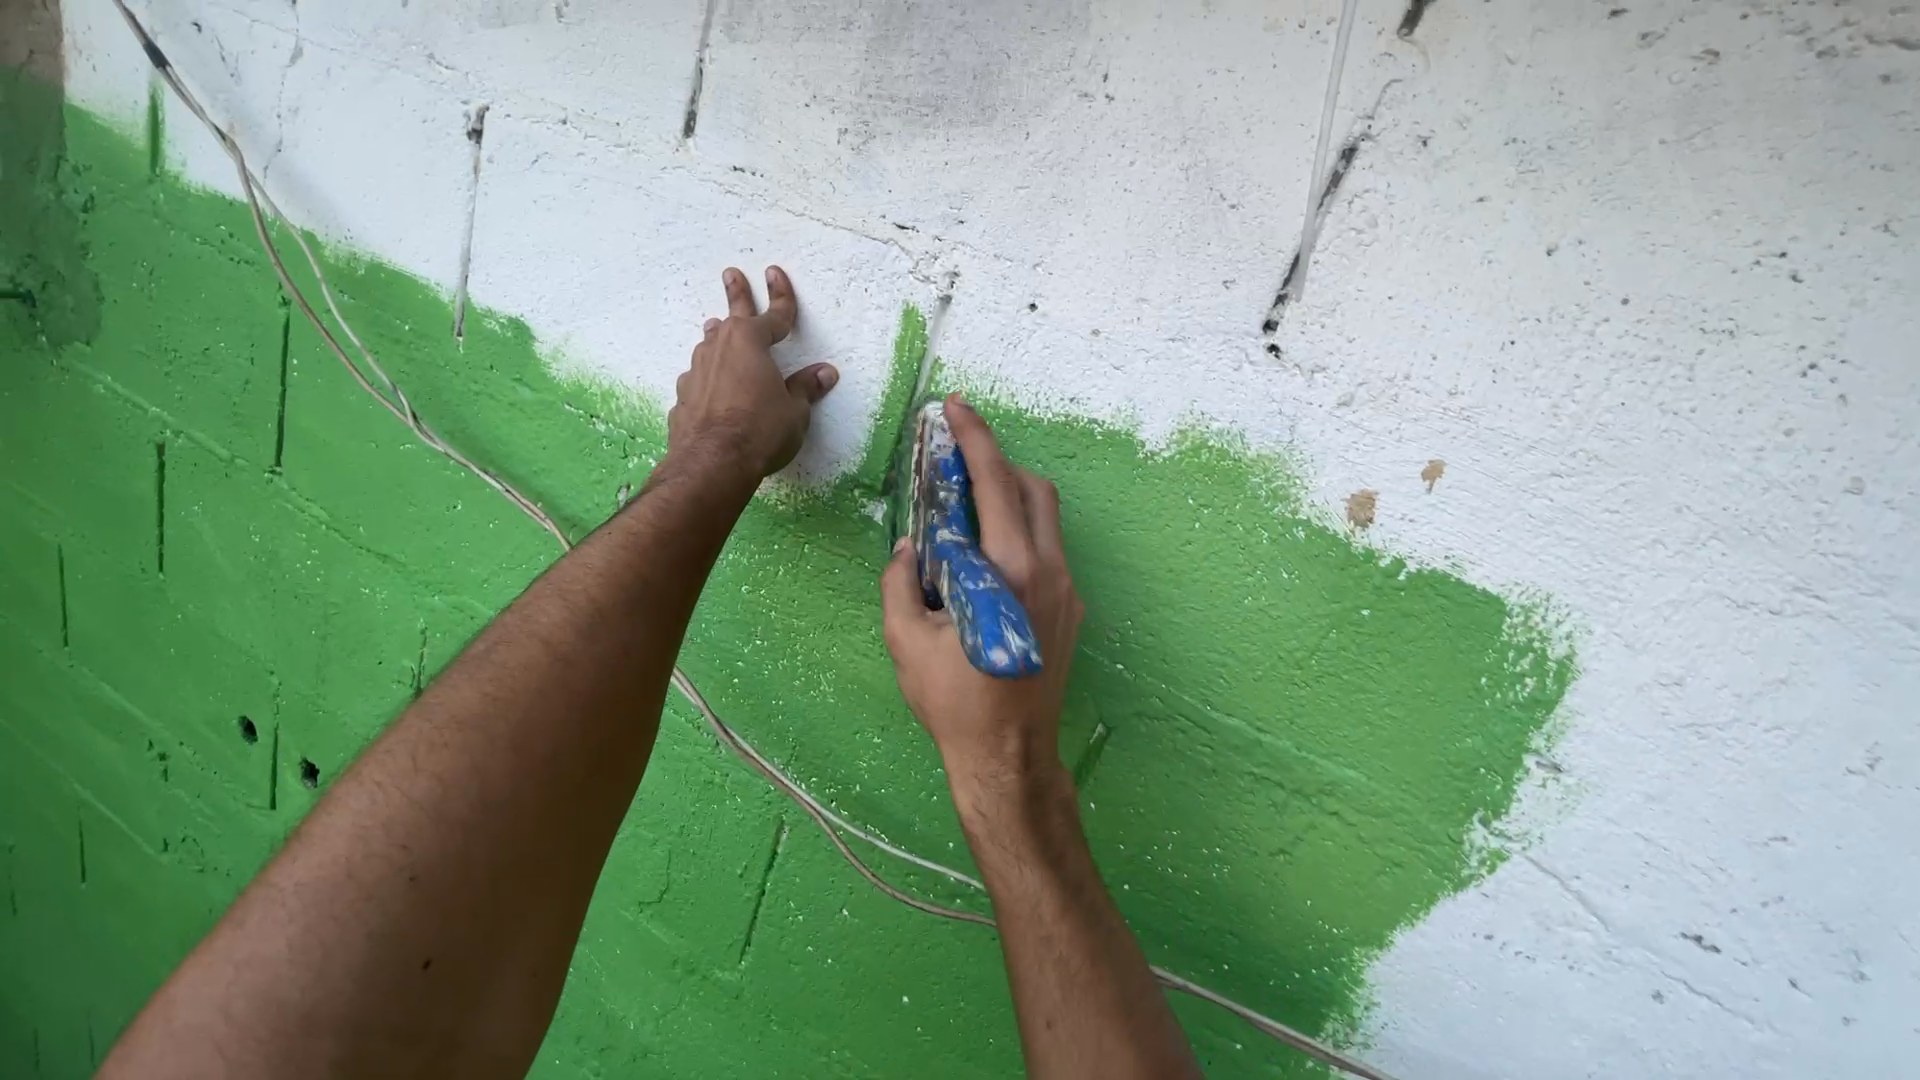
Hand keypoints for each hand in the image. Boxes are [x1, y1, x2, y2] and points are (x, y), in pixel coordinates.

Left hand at [668, 265, 837, 479]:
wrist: (712, 462)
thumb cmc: (761, 430)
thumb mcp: (794, 411)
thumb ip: (805, 388)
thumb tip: (824, 374)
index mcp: (750, 343)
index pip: (775, 317)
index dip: (781, 297)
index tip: (776, 274)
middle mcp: (719, 349)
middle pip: (732, 316)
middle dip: (737, 294)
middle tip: (731, 273)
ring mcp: (696, 373)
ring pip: (710, 346)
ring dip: (718, 336)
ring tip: (717, 327)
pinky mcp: (683, 398)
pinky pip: (700, 379)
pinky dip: (710, 377)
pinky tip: (711, 388)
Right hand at [879, 395, 1085, 802]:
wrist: (1010, 756)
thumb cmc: (954, 703)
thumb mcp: (908, 641)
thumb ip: (901, 583)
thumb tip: (909, 548)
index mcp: (1009, 571)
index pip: (996, 483)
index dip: (976, 438)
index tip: (957, 407)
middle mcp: (1049, 571)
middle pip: (1032, 488)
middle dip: (996, 462)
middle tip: (956, 460)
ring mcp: (1068, 590)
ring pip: (1047, 516)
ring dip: (1011, 496)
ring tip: (969, 506)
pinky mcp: (1073, 609)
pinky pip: (1050, 549)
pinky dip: (1021, 531)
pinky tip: (989, 556)